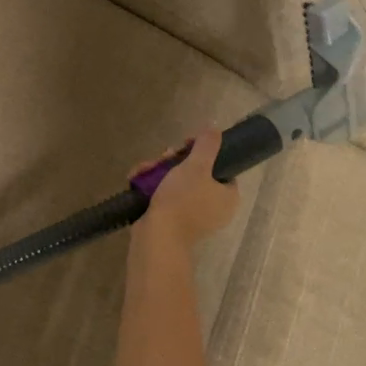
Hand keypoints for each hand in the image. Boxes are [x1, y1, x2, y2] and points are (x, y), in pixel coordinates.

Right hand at [134, 130, 239, 247]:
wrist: (157, 237)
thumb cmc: (182, 201)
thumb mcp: (196, 166)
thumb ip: (207, 145)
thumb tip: (214, 128)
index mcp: (227, 197)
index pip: (220, 168)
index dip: (202, 152)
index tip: (185, 145)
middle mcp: (214, 208)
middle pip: (195, 173)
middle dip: (173, 161)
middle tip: (163, 157)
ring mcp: (192, 216)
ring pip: (176, 183)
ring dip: (158, 171)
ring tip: (144, 169)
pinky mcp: (171, 221)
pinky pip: (165, 197)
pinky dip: (151, 186)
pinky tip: (137, 179)